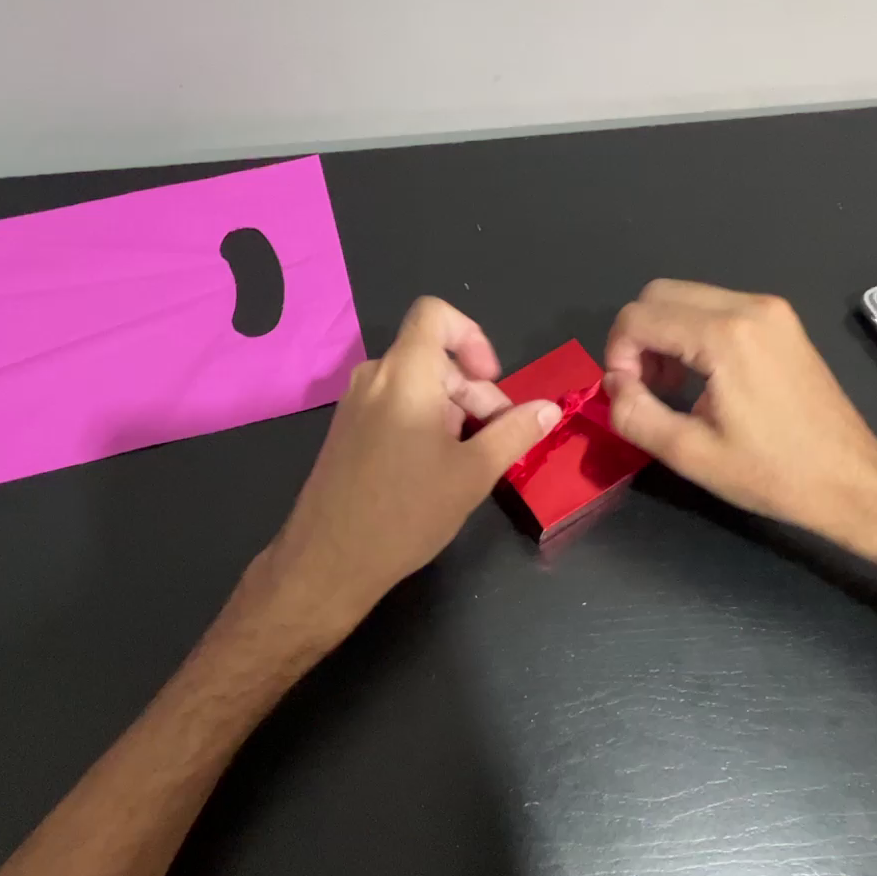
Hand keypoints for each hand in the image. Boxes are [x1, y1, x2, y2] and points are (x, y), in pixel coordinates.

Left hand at [257, 297, 559, 633]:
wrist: (327, 560)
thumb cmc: (405, 512)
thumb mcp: (473, 473)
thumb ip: (514, 432)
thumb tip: (548, 408)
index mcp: (405, 373)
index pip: (435, 315)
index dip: (471, 336)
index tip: (491, 380)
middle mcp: (374, 377)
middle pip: (433, 358)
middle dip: (472, 391)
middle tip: (495, 440)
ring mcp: (355, 403)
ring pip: (415, 385)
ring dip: (450, 411)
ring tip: (466, 461)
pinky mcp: (346, 429)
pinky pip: (393, 405)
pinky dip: (422, 421)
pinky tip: (433, 470)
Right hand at [601, 280, 876, 541]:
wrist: (850, 480)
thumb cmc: (772, 473)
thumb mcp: (689, 454)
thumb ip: (634, 413)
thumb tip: (613, 385)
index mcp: (725, 337)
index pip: (637, 318)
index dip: (617, 355)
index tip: (628, 394)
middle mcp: (749, 307)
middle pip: (657, 295)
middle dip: (636, 338)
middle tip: (644, 386)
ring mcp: (769, 309)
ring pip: (683, 297)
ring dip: (661, 334)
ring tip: (670, 385)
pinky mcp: (779, 319)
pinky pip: (712, 306)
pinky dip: (688, 332)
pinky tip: (698, 375)